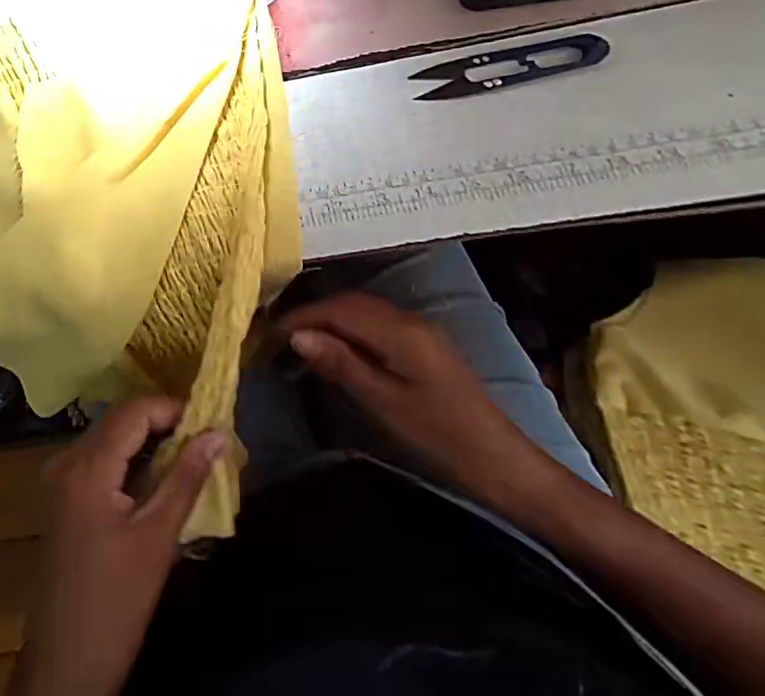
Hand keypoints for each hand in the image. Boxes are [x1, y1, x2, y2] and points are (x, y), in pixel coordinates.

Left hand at [13, 397, 224, 695]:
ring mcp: (59, 480)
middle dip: (163, 422)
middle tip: (204, 437)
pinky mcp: (62, 497)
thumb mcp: (158, 537)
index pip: (133, 411)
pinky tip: (158, 475)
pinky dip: (131, 458)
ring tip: (189, 454)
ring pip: (110, 437)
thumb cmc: (116, 601)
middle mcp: (66, 462)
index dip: (173, 408)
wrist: (66, 661)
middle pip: (119, 420)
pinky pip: (99, 458)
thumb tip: (217, 433)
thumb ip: (187, 478)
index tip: (209, 422)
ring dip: (148, 439)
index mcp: (86, 468)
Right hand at [280, 291, 549, 494]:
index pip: (338, 309)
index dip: (300, 317)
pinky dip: (349, 331)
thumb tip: (297, 334)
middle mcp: (409, 319)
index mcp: (399, 330)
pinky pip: (376, 325)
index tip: (267, 334)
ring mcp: (419, 330)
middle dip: (311, 315)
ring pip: (363, 312)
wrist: (498, 461)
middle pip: (350, 304)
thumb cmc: (438, 436)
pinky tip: (335, 350)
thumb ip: (341, 364)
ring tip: (297, 344)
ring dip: (329, 321)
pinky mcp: (423, 345)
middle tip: (276, 338)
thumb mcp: (383, 403)